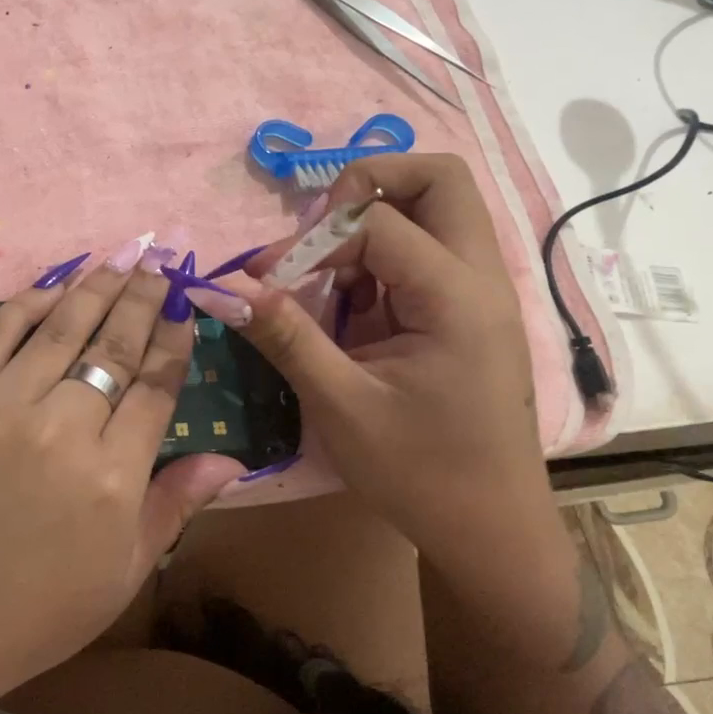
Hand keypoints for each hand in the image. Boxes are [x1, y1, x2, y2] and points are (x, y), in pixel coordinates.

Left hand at [0, 239, 246, 712]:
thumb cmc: (37, 608)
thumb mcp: (122, 574)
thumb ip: (174, 504)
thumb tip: (231, 458)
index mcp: (114, 477)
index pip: (156, 386)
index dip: (174, 339)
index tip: (186, 305)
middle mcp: (64, 428)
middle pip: (114, 346)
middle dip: (142, 299)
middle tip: (160, 263)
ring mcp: (3, 405)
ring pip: (60, 329)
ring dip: (93, 289)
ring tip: (120, 259)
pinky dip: (27, 303)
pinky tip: (53, 286)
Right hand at [182, 154, 552, 569]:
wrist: (491, 533)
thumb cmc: (420, 473)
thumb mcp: (340, 404)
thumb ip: (284, 334)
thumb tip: (220, 287)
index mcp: (456, 298)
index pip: (377, 222)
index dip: (312, 239)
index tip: (266, 278)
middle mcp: (479, 279)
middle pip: (438, 180)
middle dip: (367, 184)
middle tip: (316, 231)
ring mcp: (477, 293)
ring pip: (434, 208)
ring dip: (370, 222)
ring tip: (323, 274)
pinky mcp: (464, 311)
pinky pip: (424, 249)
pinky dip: (377, 255)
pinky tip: (344, 302)